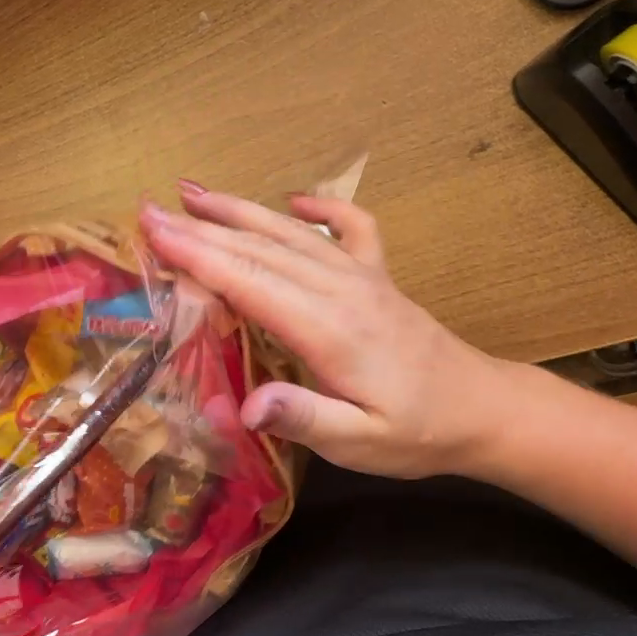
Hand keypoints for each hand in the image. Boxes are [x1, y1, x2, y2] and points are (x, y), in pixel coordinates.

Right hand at [140, 184, 521, 478]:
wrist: (486, 412)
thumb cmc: (415, 433)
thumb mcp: (358, 443)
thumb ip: (304, 418)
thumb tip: (244, 405)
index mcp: (330, 328)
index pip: (251, 281)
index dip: (199, 255)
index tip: (154, 233)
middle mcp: (342, 290)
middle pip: (261, 248)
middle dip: (201, 227)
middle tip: (150, 210)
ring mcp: (363, 278)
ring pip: (291, 233)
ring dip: (240, 210)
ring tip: (193, 193)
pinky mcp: (379, 278)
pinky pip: (350, 229)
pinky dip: (321, 208)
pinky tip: (296, 199)